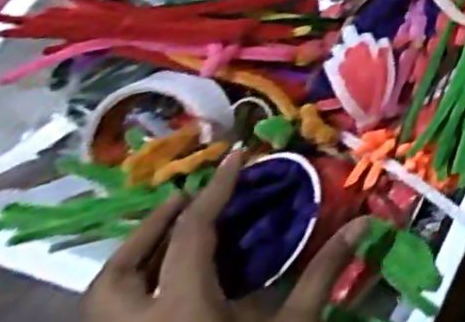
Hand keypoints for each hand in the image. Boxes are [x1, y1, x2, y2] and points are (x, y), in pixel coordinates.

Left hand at [83, 150, 363, 321]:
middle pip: (116, 271)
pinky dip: (131, 290)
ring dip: (131, 260)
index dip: (215, 191)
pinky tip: (162, 286)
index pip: (192, 233)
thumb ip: (321, 274)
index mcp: (178, 307)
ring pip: (98, 300)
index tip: (236, 159)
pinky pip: (110, 319)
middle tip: (184, 200)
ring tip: (168, 238)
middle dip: (148, 229)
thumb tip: (366, 222)